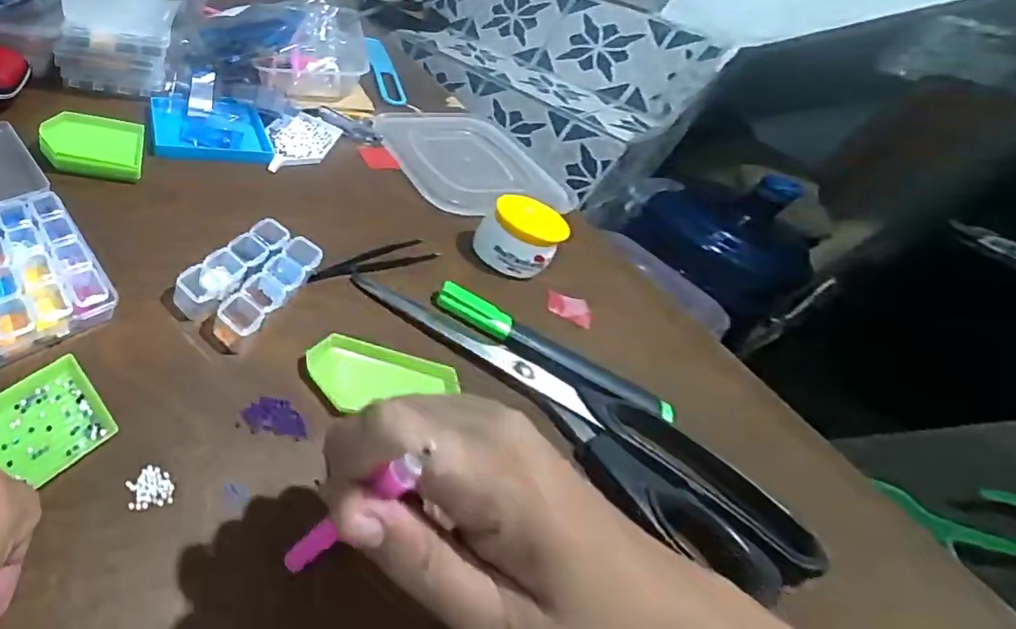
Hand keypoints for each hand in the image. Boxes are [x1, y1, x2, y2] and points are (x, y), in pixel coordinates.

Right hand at [321, 396, 783, 628]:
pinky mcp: (492, 416)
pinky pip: (419, 419)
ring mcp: (488, 409)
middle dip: (361, 470)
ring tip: (418, 528)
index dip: (348, 468)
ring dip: (381, 465)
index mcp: (489, 461)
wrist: (673, 614)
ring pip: (393, 414)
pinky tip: (440, 505)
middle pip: (380, 415)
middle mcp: (482, 414)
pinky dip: (405, 456)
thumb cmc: (588, 626)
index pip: (380, 424)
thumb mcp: (502, 622)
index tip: (356, 529)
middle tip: (386, 538)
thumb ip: (418, 561)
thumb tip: (342, 511)